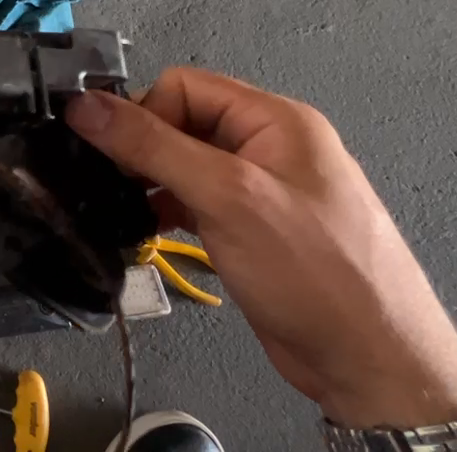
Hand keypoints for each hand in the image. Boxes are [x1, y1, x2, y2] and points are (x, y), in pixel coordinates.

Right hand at [66, 67, 456, 429]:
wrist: (375, 370)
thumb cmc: (310, 271)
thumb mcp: (225, 196)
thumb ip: (149, 144)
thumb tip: (81, 104)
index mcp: (274, 120)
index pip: (183, 86)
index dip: (145, 113)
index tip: (122, 155)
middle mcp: (267, 145)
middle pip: (179, 120)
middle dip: (145, 148)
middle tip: (121, 183)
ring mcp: (258, 188)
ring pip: (181, 161)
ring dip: (151, 180)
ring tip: (129, 207)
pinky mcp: (248, 226)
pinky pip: (192, 197)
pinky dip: (165, 206)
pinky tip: (149, 226)